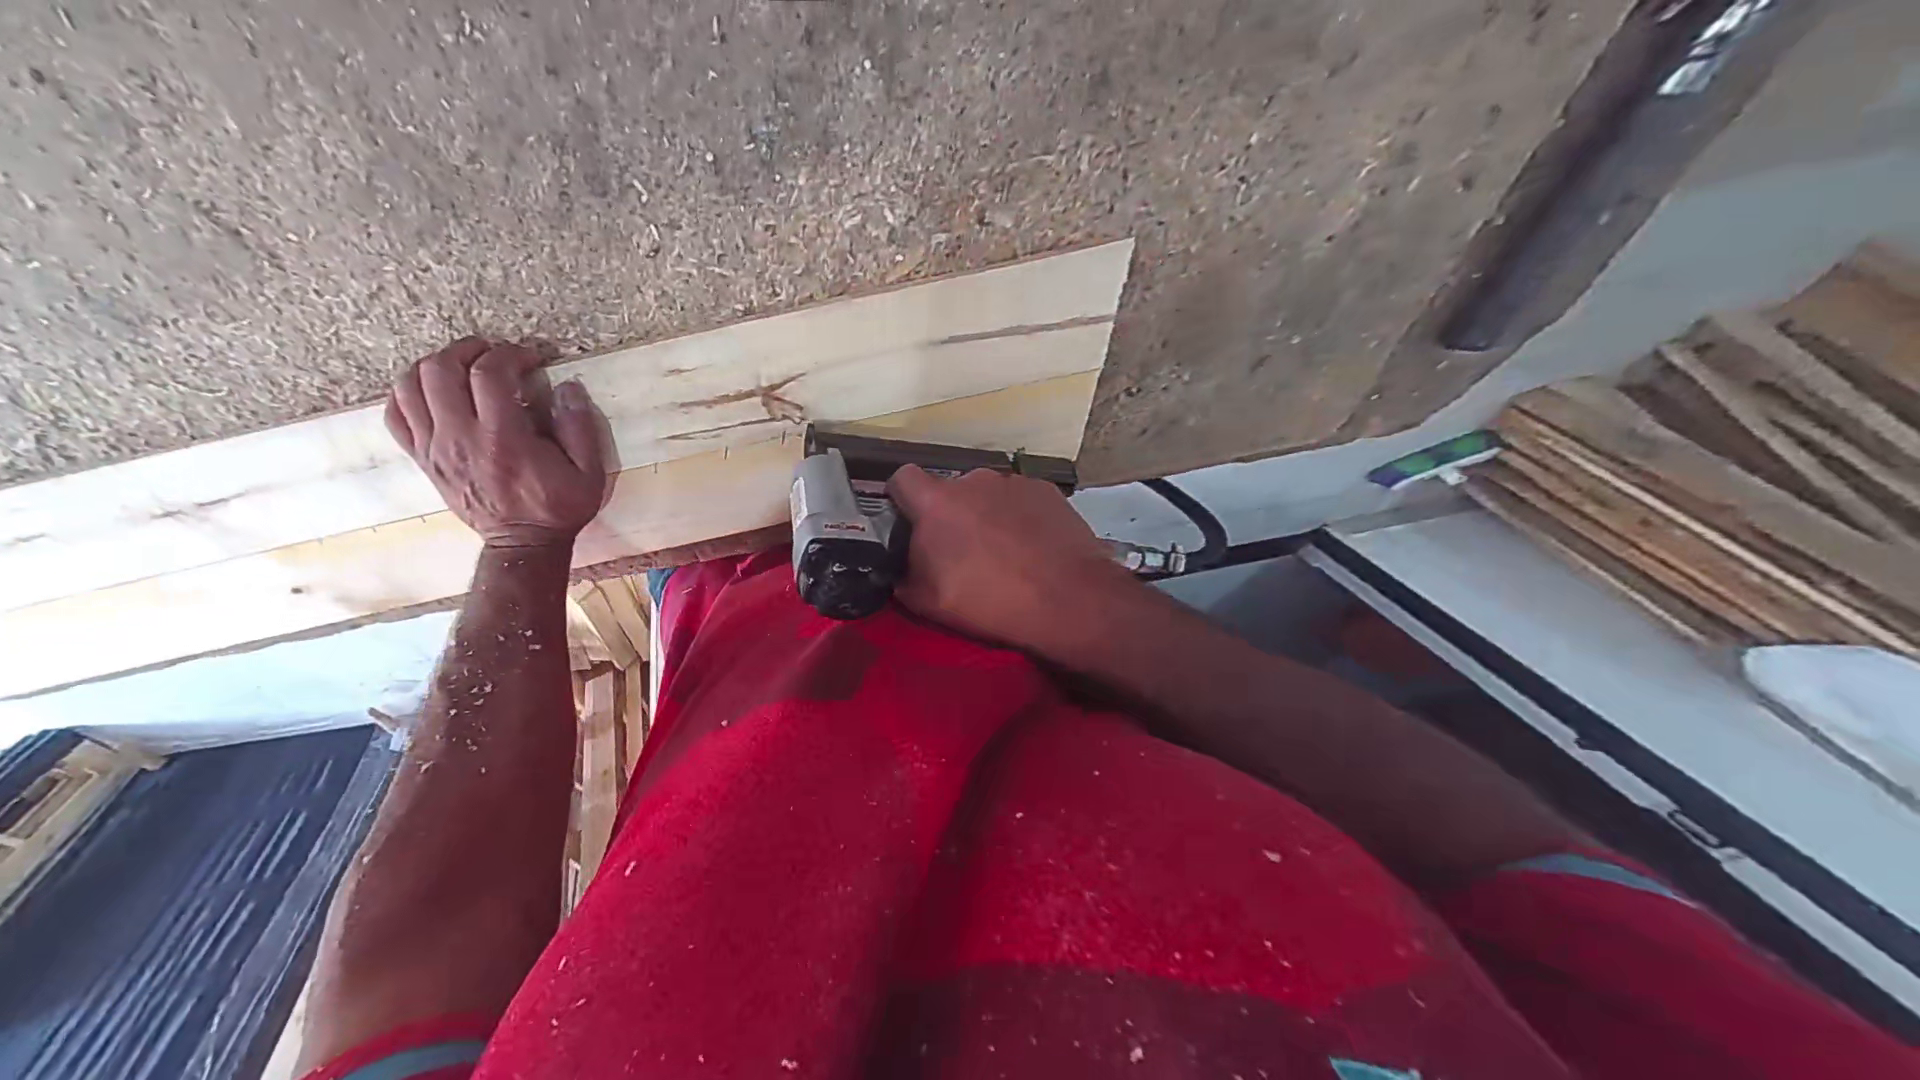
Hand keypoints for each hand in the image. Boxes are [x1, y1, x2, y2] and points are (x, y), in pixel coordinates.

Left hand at [385, 338, 607, 548]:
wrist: (522, 543)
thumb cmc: (558, 507)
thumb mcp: (588, 471)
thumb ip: (580, 427)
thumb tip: (568, 388)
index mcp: (503, 439)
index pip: (490, 374)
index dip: (510, 354)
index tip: (531, 357)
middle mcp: (460, 438)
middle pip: (440, 369)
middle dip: (468, 350)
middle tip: (493, 353)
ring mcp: (434, 449)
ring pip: (409, 385)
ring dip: (434, 365)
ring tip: (462, 367)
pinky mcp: (422, 459)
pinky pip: (396, 414)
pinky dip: (408, 393)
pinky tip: (434, 392)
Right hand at [886, 465, 1136, 649]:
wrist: (1068, 599)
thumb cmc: (990, 601)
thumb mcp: (928, 602)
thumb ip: (903, 575)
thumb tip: (900, 566)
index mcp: (937, 502)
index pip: (902, 478)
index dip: (901, 497)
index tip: (909, 521)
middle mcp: (973, 480)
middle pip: (949, 491)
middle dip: (950, 515)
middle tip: (963, 551)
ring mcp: (1013, 483)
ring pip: (986, 495)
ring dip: (986, 515)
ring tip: (1004, 551)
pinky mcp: (1046, 490)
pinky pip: (1019, 500)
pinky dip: (1019, 517)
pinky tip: (1032, 545)